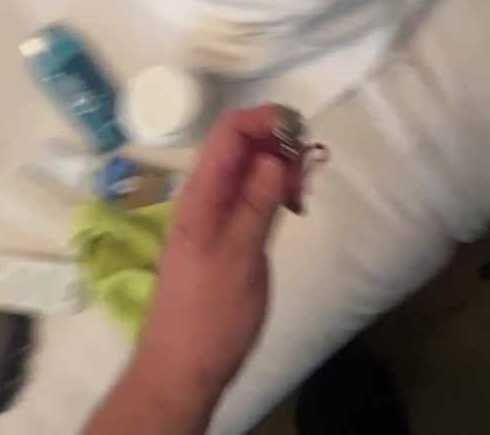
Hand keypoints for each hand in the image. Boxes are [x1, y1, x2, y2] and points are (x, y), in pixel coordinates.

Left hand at [85, 106, 297, 434]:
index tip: (301, 130)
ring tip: (302, 194)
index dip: (264, 119)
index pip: (230, 131)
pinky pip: (253, 192)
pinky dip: (276, 189)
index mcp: (201, 194)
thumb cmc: (210, 315)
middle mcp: (207, 195)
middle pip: (242, 144)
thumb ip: (257, 201)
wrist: (183, 370)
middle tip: (306, 173)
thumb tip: (277, 152)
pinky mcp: (228, 231)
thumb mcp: (240, 255)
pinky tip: (293, 208)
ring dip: (281, 167)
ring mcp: (216, 213)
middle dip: (278, 143)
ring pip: (251, 167)